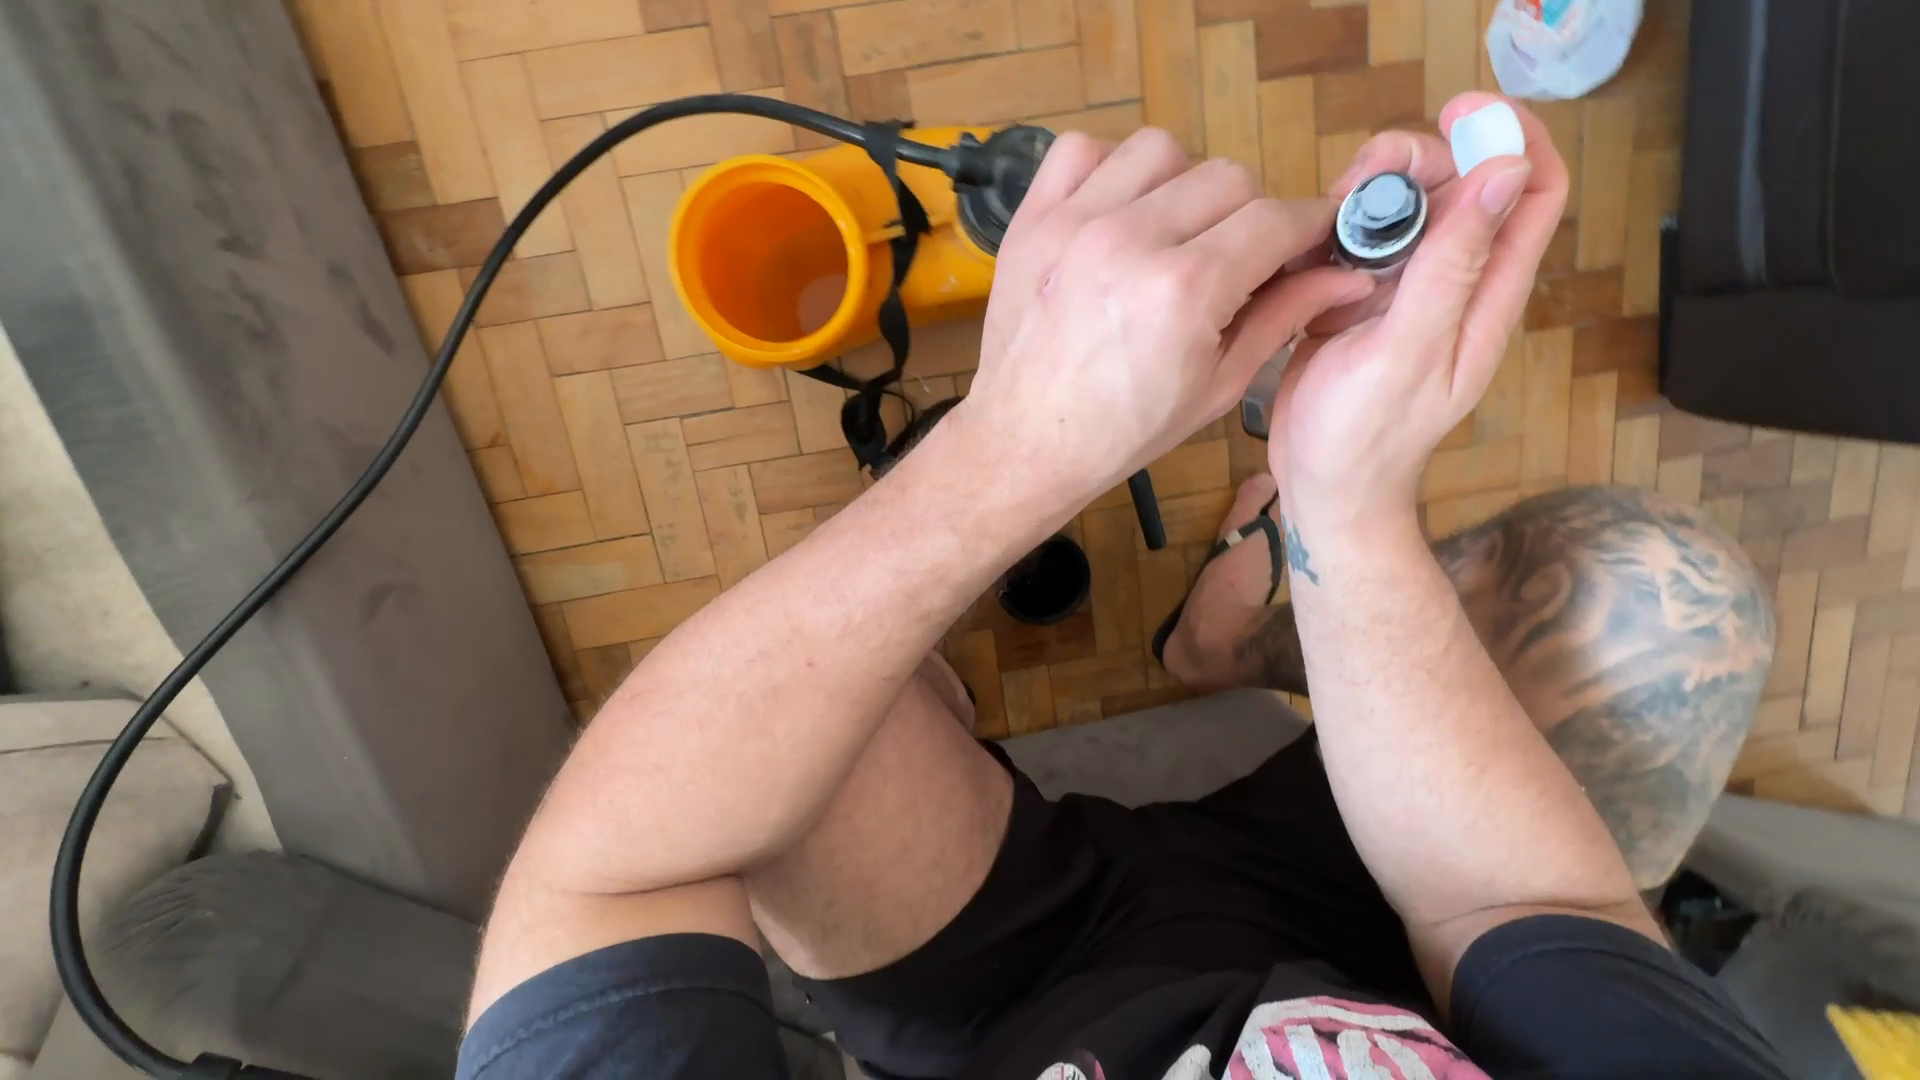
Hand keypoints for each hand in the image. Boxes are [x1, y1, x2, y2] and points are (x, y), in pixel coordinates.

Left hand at [958, 128, 1374, 508]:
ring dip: (1180, 186)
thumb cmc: (1123, 431)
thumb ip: (1283, 318)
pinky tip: (1115, 215)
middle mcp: (1129, 241)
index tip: (1306, 241)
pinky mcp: (1031, 221)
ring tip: (1167, 237)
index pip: (1276, 218)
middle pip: (1227, 178)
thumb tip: (1348, 273)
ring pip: (1160, 151)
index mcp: (1184, 290)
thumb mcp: (1216, 388)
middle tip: (1229, 261)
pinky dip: (1108, 170)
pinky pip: (1081, 151)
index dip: (1306, 228)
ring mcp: (1073, 225)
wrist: (1027, 442)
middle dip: (1246, 217)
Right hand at [1267, 94, 1568, 535]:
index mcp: (1484, 295)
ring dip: (1369, 196)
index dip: (1509, 138)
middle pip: (1457, 190)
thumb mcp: (1409, 353)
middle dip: (1418, 163)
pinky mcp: (1354, 307)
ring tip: (1324, 213)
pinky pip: (1356, 248)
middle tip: (1360, 177)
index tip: (1457, 114)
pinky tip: (1306, 246)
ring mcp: (1401, 296)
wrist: (1321, 486)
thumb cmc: (1364, 436)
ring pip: (1402, 214)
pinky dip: (1334, 232)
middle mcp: (1451, 285)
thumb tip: (1504, 172)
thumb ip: (1453, 269)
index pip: (1532, 191)